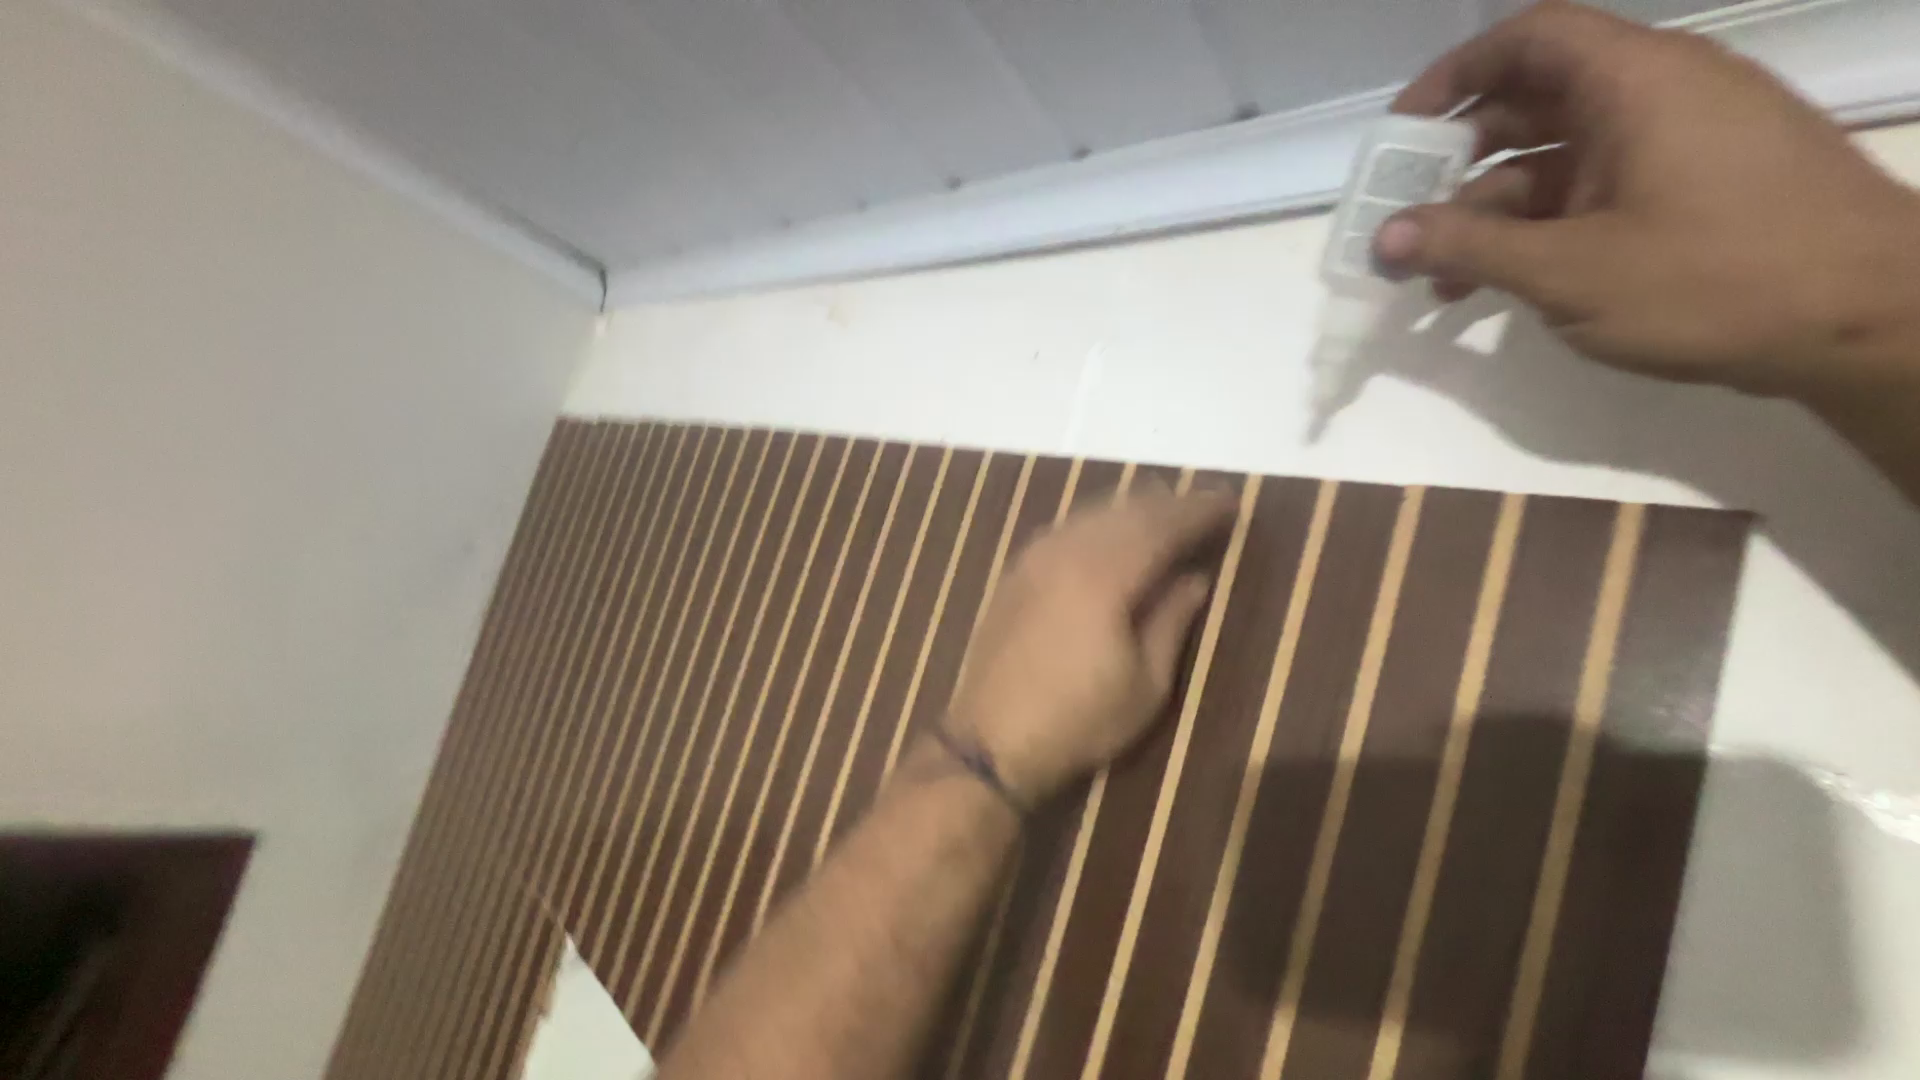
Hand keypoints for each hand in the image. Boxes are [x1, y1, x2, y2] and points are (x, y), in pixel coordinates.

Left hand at [942, 485, 1235, 803]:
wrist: (990, 740)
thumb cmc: (1079, 720)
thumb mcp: (1146, 684)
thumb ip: (1172, 621)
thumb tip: (1195, 578)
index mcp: (1104, 575)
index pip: (1161, 525)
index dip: (1199, 511)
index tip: (1232, 504)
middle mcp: (1066, 551)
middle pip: (1125, 510)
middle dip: (1168, 504)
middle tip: (1202, 506)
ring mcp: (1033, 558)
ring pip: (1090, 514)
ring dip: (1131, 509)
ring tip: (1163, 515)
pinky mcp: (1014, 573)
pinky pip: (1065, 528)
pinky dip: (1096, 523)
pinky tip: (1108, 535)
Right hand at [1373, 1, 1919, 401]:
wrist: (1871, 321)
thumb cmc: (1714, 280)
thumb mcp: (1566, 269)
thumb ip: (1468, 246)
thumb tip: (1383, 236)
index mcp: (1635, 84)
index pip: (1528, 40)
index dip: (1453, 76)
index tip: (1398, 134)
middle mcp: (1655, 98)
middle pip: (1529, 104)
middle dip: (1453, 164)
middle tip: (1400, 218)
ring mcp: (1674, 146)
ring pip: (1552, 161)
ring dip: (1485, 215)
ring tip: (1434, 279)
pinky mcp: (1685, 192)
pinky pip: (1587, 195)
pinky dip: (1532, 232)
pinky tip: (1492, 285)